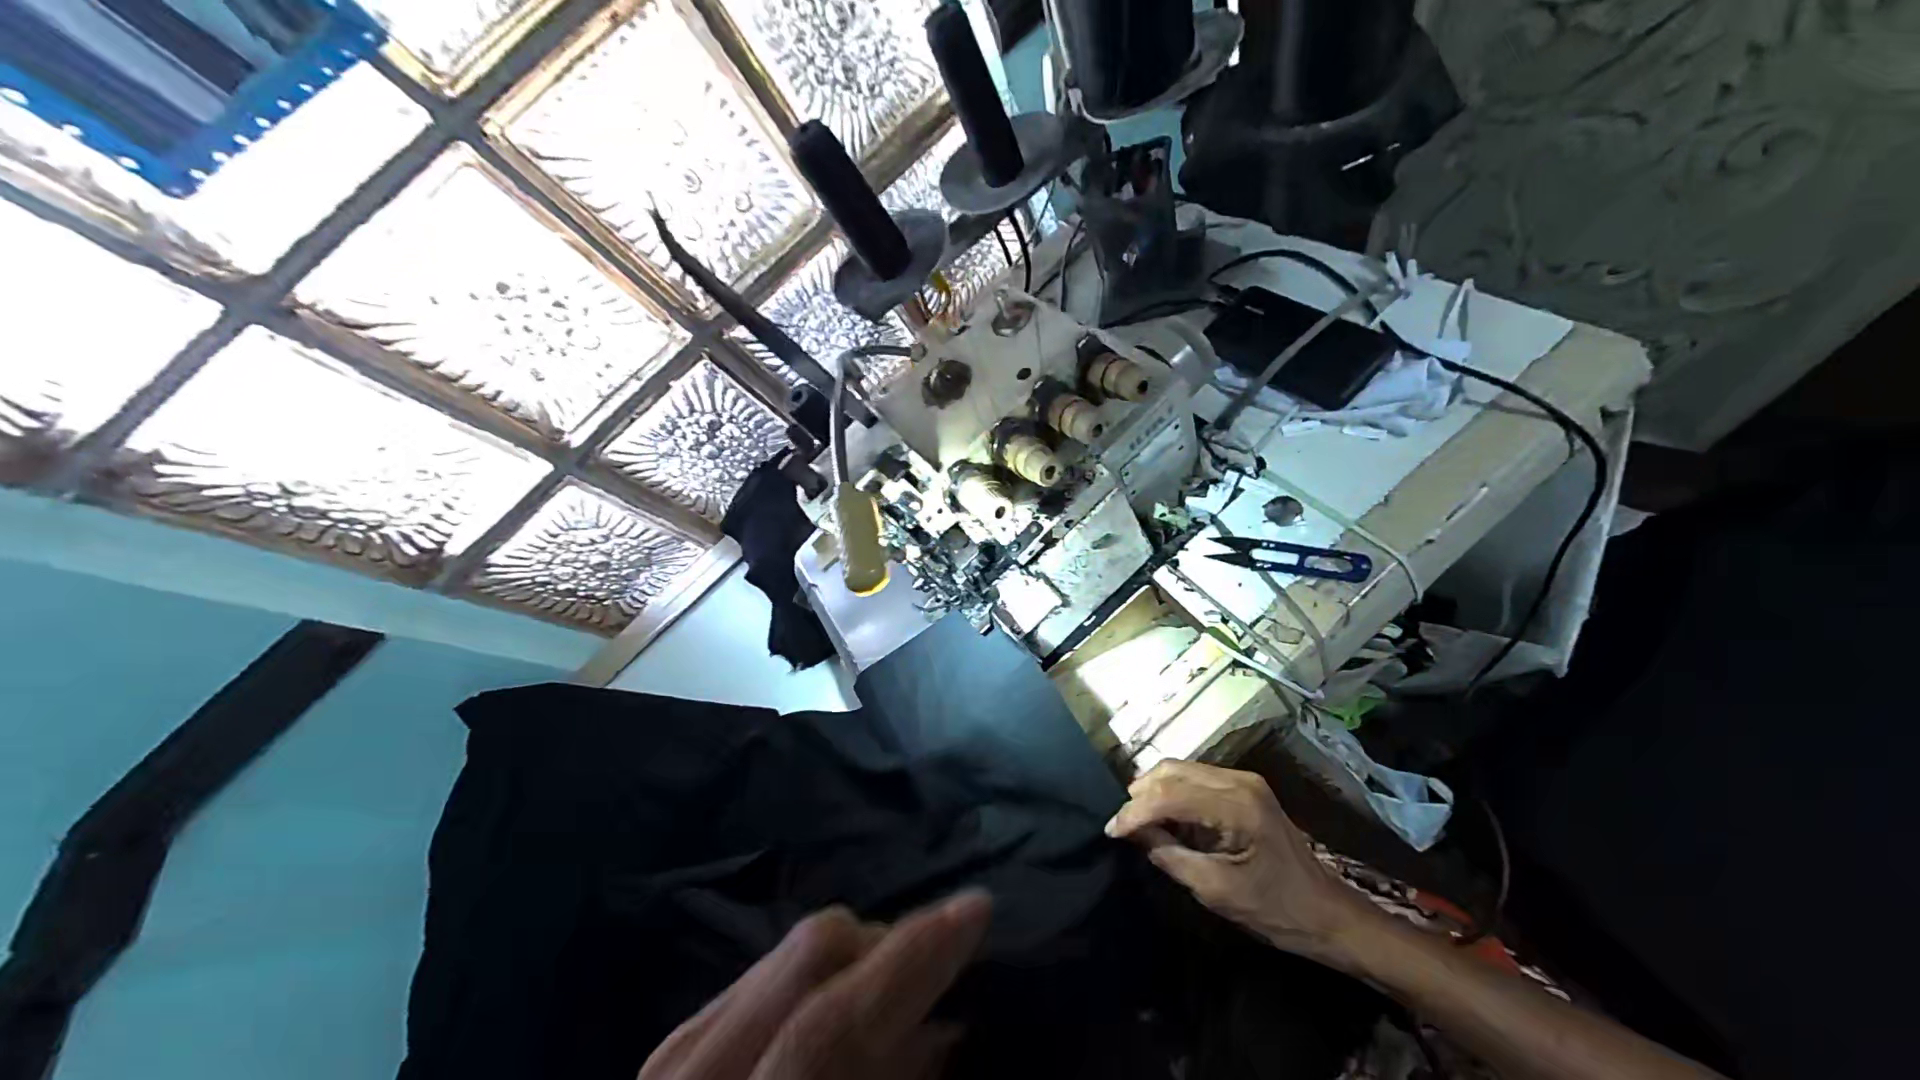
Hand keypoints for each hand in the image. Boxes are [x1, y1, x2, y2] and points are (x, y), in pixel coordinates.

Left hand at [639, 891, 991, 1079]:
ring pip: (787, 950)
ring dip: (857, 956)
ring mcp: (673, 1061)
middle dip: (889, 943)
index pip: (833, 1027)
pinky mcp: (672, 1048)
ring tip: (896, 991)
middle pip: (808, 957)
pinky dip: (817, 974)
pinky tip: (842, 1006)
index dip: (911, 961)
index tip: (976, 908)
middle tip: (942, 963)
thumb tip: (942, 1023)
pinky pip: (763, 971)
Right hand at [1107, 761, 1366, 956]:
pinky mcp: (1243, 786)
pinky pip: (1194, 778)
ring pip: (1180, 770)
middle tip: (1121, 826)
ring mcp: (1242, 780)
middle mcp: (1238, 781)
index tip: (1110, 831)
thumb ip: (1169, 855)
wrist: (1328, 913)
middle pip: (1172, 772)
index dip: (1134, 811)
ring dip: (1154, 791)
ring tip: (1136, 820)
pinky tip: (1162, 815)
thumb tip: (1132, 833)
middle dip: (1140, 796)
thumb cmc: (1274, 910)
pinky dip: (1171, 792)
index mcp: (1236, 806)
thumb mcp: (1214, 890)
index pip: (1170, 794)